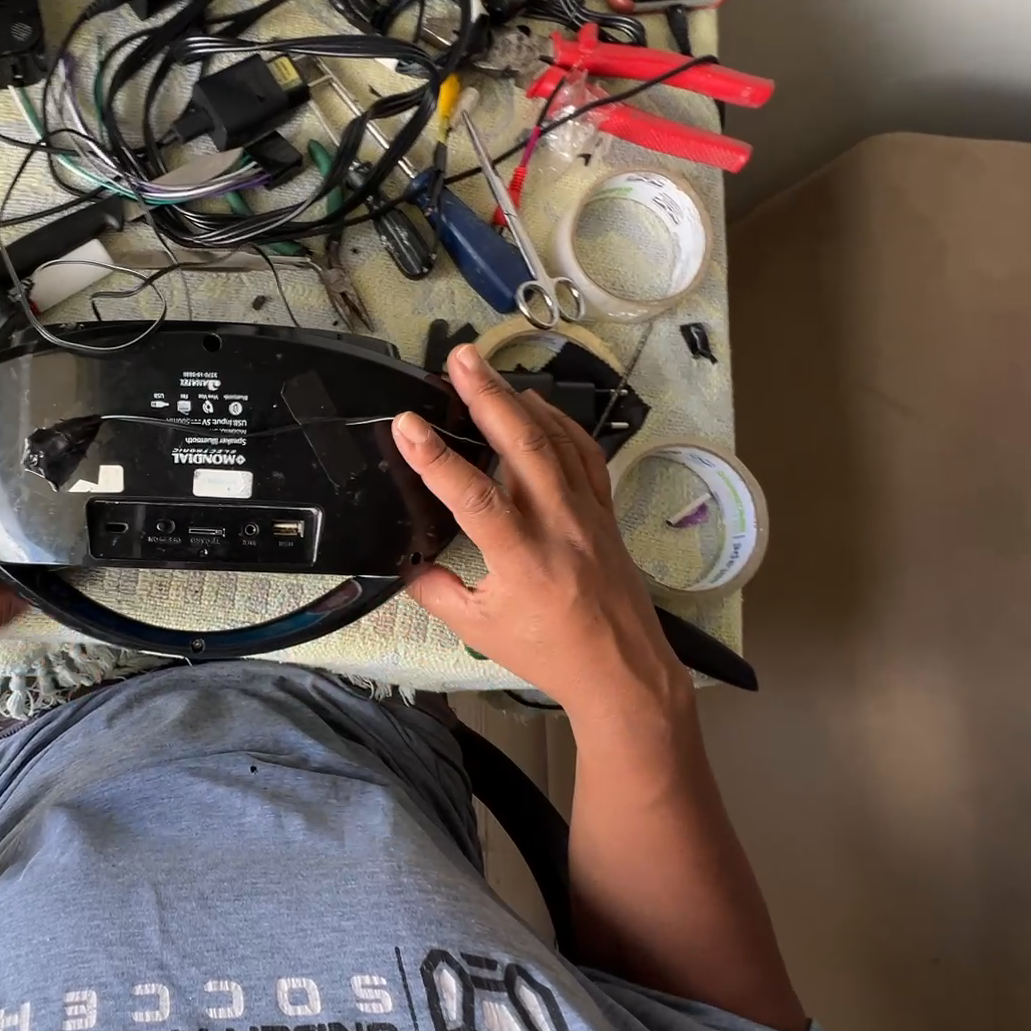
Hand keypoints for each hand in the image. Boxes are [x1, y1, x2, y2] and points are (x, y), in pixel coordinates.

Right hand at [393, 344, 690, 726]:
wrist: (623, 670)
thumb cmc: (549, 652)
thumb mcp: (477, 630)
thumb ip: (435, 591)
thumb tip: (408, 562)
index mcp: (522, 559)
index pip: (473, 497)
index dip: (436, 458)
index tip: (407, 425)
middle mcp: (558, 525)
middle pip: (523, 445)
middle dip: (488, 396)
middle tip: (461, 359)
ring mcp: (587, 512)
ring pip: (555, 440)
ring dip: (519, 399)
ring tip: (488, 370)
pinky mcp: (603, 510)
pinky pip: (584, 453)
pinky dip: (559, 422)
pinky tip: (538, 405)